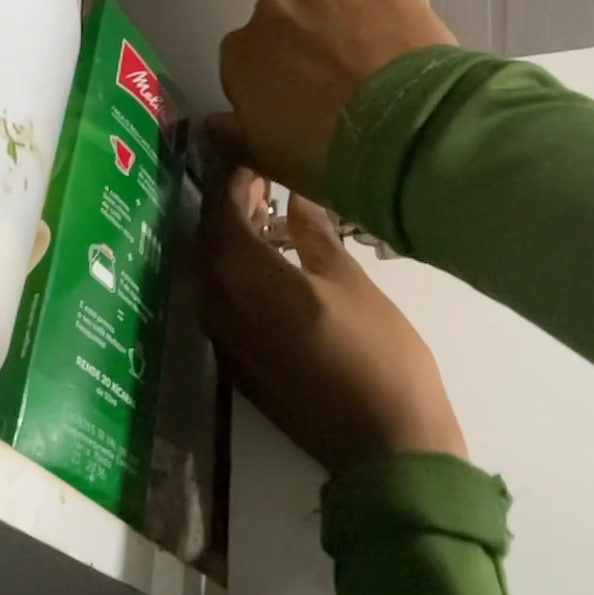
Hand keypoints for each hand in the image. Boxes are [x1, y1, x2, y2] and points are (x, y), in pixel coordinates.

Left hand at [198, 157, 465, 474]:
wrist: (384, 447)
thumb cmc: (378, 354)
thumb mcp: (350, 282)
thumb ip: (313, 233)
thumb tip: (295, 197)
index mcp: (243, 277)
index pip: (222, 209)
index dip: (233, 174)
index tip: (249, 148)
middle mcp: (218, 305)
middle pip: (209, 239)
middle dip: (230, 203)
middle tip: (262, 177)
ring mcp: (223, 338)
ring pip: (213, 271)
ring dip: (233, 239)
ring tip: (270, 214)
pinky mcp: (235, 363)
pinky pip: (222, 302)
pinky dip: (237, 274)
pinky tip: (270, 264)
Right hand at [217, 0, 455, 199]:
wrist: (404, 133)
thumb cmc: (325, 156)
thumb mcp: (268, 161)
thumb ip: (233, 138)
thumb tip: (215, 125)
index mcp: (240, 53)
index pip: (245, 65)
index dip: (271, 89)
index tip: (295, 113)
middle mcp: (275, 8)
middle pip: (286, 29)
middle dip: (305, 53)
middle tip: (337, 94)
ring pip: (332, 9)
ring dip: (345, 33)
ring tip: (376, 77)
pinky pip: (376, 0)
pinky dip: (386, 21)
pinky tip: (402, 56)